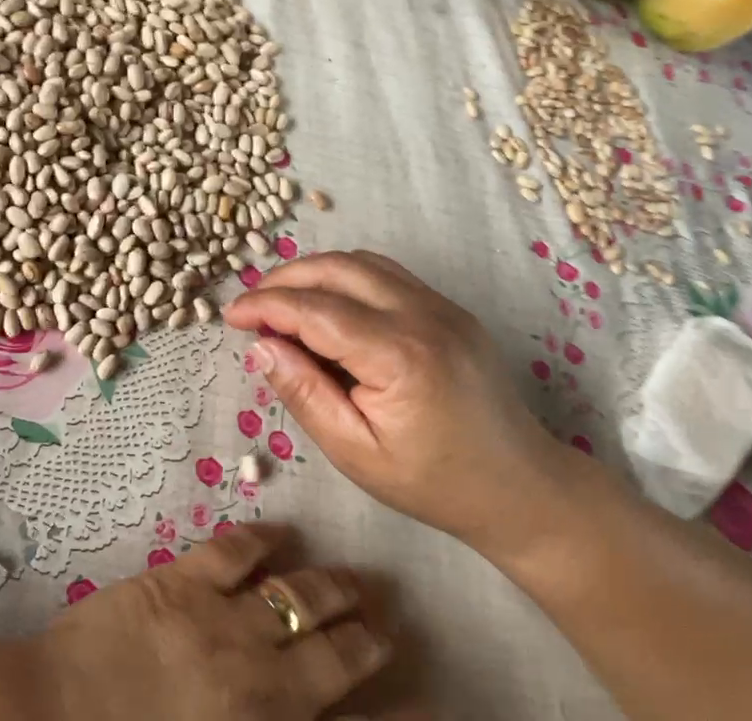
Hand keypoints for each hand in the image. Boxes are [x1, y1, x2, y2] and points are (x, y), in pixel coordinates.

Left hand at [33, 524, 392, 719]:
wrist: (59, 715)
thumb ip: (266, 718)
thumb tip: (297, 704)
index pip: (347, 709)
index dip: (388, 698)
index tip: (419, 684)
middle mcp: (260, 673)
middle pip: (332, 646)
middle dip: (365, 631)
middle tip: (384, 616)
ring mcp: (221, 621)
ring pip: (295, 595)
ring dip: (330, 585)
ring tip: (353, 576)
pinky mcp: (181, 582)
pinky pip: (234, 553)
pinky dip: (264, 540)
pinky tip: (281, 533)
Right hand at [223, 251, 570, 555]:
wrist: (521, 488)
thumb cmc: (433, 482)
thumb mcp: (355, 452)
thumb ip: (304, 393)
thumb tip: (260, 347)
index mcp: (400, 357)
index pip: (315, 310)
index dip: (265, 306)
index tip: (230, 317)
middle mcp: (424, 317)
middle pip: (337, 269)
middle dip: (283, 279)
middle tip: (251, 307)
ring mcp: (443, 307)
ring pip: (361, 262)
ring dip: (313, 272)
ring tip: (280, 304)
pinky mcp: (450, 309)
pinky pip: (385, 274)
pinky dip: (344, 278)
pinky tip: (325, 307)